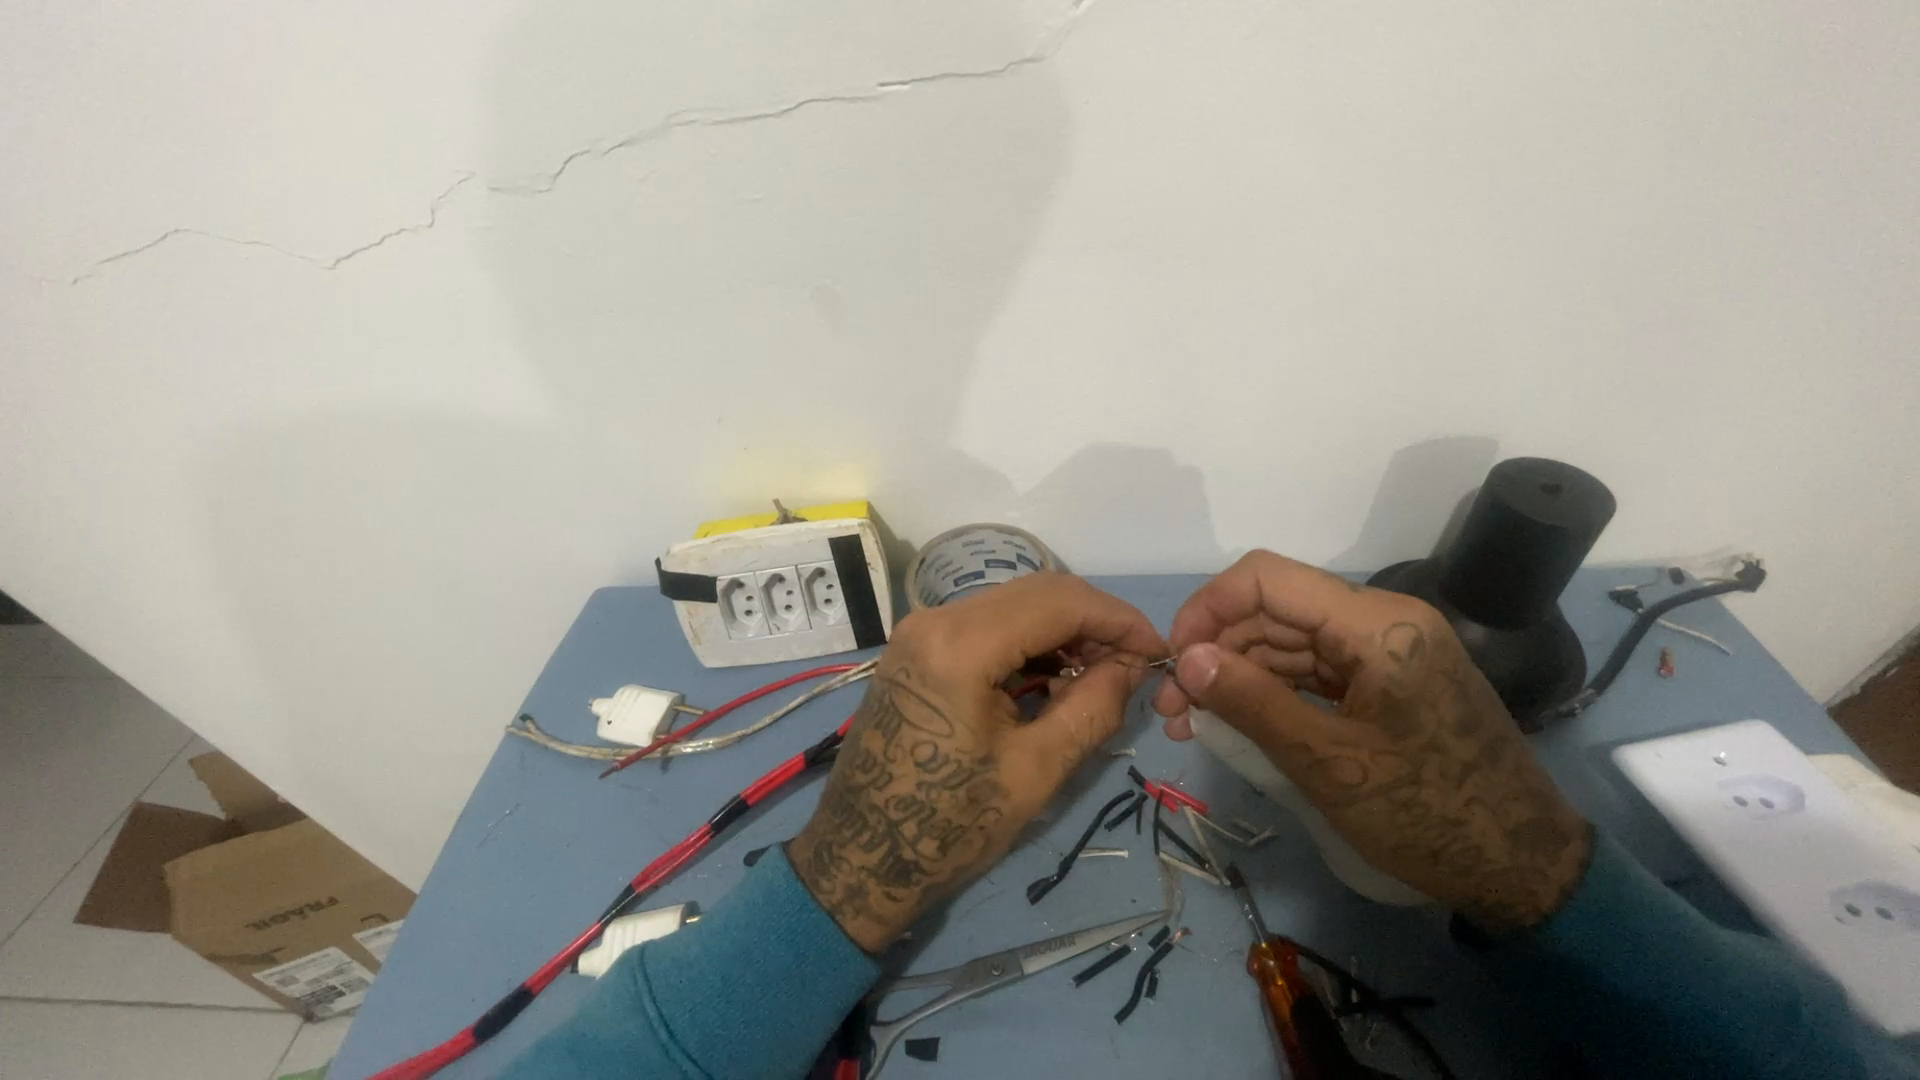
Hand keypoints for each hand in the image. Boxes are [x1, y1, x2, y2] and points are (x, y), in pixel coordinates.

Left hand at [790, 574, 1166, 950]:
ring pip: (1013, 604)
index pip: (1060, 601)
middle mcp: (934, 618)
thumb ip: (1094, 707)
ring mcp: (920, 629)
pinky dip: (1029, 641)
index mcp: (960, 645)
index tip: (1157, 651)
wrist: (861, 855)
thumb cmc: (950, 825)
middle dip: (1093, 622)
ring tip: (1099, 676)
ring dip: (1062, 631)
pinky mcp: (917, 646)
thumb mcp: (1036, 770)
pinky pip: (987, 623)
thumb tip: (1131, 665)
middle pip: (1037, 593)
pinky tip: (1054, 677)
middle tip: (1131, 667)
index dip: (1118, 619)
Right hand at [1152, 551, 1591, 932]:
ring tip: (1191, 723)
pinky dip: (1267, 691)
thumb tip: (1185, 660)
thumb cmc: (1428, 816)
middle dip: (1214, 650)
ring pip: (1285, 640)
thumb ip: (1252, 703)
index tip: (1174, 660)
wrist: (1525, 870)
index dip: (1208, 608)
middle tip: (1173, 708)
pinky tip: (1232, 721)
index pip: (1267, 579)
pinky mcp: (1381, 680)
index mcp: (1376, 626)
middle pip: (1272, 609)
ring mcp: (1382, 651)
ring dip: (1234, 674)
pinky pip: (1309, 669)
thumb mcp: (1327, 764)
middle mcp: (1379, 621)